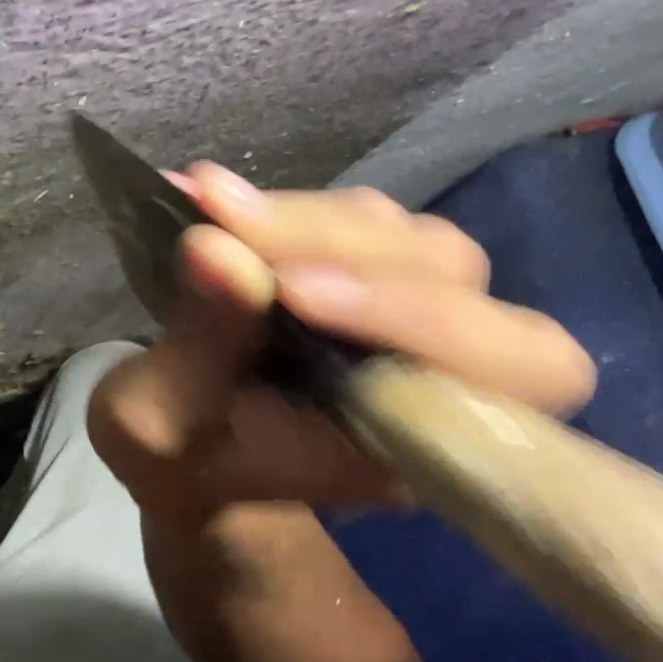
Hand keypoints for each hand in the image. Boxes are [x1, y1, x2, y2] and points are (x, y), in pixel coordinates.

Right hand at [88, 162, 596, 521]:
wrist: (182, 457)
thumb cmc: (176, 459)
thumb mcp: (156, 419)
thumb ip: (201, 345)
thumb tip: (212, 246)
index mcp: (411, 442)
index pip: (505, 370)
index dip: (415, 316)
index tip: (289, 288)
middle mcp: (445, 378)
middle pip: (444, 275)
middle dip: (328, 244)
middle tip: (219, 218)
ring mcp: (415, 319)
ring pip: (404, 236)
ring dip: (305, 219)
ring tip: (207, 204)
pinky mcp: (372, 280)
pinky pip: (361, 224)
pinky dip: (290, 209)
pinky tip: (217, 202)